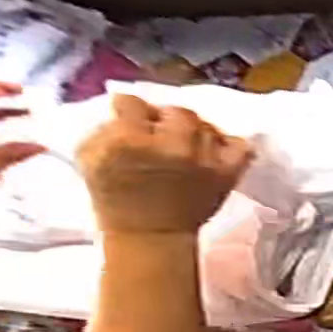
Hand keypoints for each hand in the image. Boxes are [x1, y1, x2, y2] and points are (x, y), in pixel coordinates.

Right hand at [77, 94, 252, 234]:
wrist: (152, 229)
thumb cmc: (114, 192)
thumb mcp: (89, 153)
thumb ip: (109, 126)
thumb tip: (129, 112)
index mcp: (131, 139)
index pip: (134, 102)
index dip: (130, 107)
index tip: (129, 115)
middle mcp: (174, 146)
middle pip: (179, 112)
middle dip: (166, 116)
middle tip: (160, 127)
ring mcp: (207, 160)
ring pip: (209, 127)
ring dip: (196, 129)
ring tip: (186, 140)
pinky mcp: (229, 174)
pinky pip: (242, 148)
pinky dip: (231, 143)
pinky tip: (215, 148)